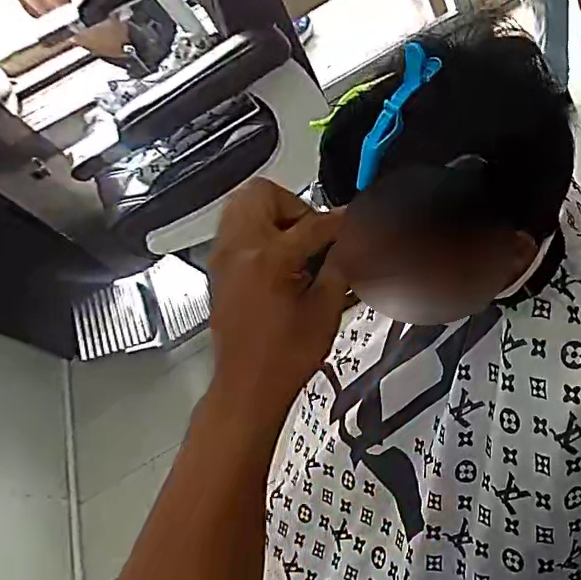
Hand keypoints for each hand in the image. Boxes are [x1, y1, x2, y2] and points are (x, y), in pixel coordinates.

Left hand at [204, 178, 348, 418]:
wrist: (249, 386)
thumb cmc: (283, 357)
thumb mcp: (327, 308)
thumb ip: (343, 264)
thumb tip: (357, 240)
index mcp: (268, 258)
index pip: (316, 223)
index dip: (345, 222)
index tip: (361, 222)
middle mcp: (238, 251)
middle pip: (262, 194)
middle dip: (298, 207)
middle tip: (319, 233)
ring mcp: (223, 258)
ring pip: (243, 207)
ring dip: (277, 217)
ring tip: (301, 246)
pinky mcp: (219, 269)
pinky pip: (237, 230)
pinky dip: (263, 234)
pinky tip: (286, 263)